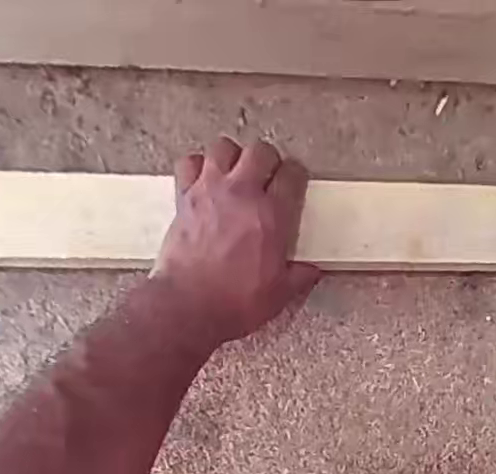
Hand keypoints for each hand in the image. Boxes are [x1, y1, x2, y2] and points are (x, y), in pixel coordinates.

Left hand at [151, 137, 322, 344]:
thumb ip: (299, 276)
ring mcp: (209, 191)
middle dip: (270, 159)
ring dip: (235, 156)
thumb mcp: (280, 293)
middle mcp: (241, 194)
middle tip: (271, 173)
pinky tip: (206, 178)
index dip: (298, 175)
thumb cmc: (236, 300)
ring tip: (239, 171)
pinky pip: (190, 162)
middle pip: (260, 151)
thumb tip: (311, 271)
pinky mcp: (184, 197)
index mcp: (272, 216)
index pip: (291, 177)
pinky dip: (199, 164)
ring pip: (224, 147)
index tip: (298, 180)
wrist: (191, 304)